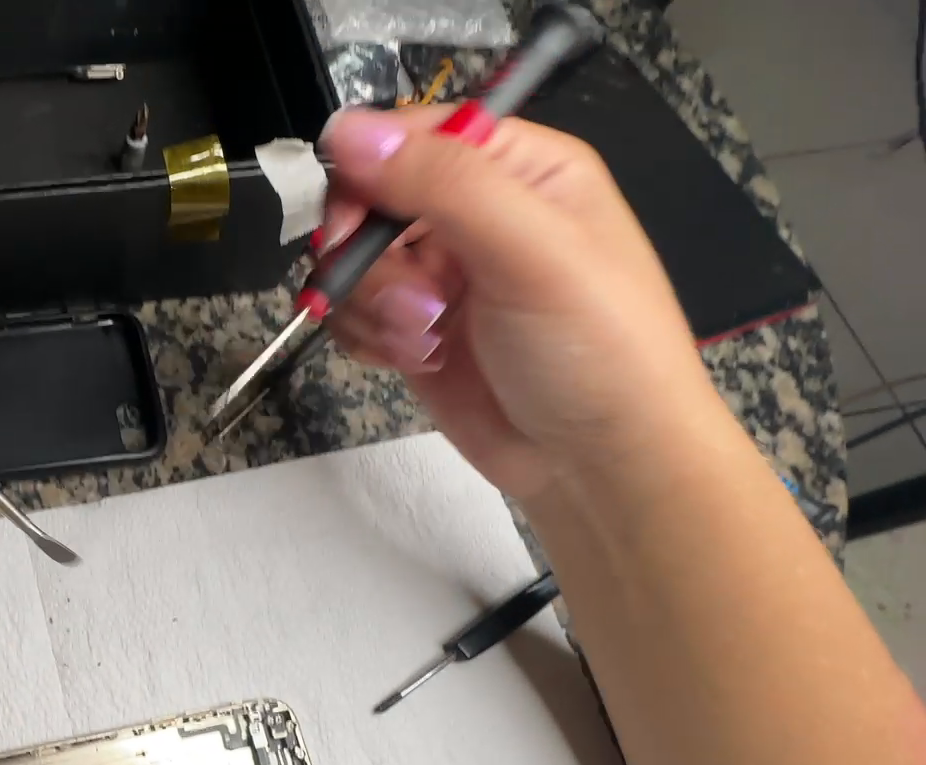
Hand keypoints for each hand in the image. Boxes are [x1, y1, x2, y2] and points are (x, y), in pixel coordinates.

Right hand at [317, 107, 730, 499]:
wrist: (591, 460)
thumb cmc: (592, 348)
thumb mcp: (528, 252)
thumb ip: (440, 185)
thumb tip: (344, 132)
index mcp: (517, 172)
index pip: (410, 141)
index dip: (366, 178)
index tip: (350, 230)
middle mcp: (469, 217)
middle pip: (366, 210)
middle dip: (371, 265)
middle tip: (414, 307)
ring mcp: (435, 278)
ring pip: (350, 271)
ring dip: (374, 312)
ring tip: (425, 344)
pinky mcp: (408, 329)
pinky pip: (351, 317)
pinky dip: (367, 340)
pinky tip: (412, 361)